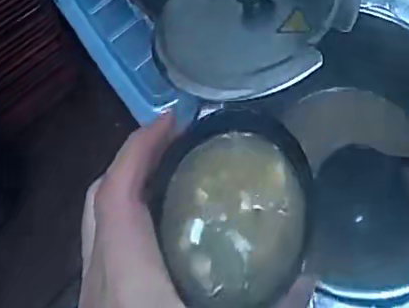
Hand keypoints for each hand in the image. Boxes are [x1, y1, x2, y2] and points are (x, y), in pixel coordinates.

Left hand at [80, 110, 314, 307]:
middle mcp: (97, 290)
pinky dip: (129, 235)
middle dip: (133, 162)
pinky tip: (167, 253)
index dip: (139, 145)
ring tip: (175, 191)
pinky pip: (104, 264)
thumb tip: (311, 280)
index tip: (173, 119)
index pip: (116, 192)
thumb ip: (276, 306)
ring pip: (97, 233)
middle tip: (177, 149)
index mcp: (126, 283)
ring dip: (130, 198)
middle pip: (97, 201)